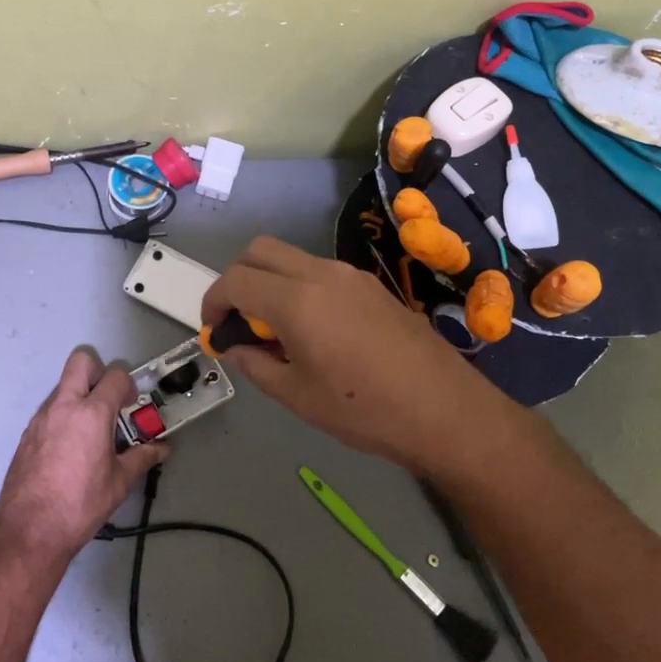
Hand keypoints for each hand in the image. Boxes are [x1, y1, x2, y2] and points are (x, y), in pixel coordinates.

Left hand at [0, 348, 168, 559]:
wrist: (30, 528)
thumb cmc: (81, 504)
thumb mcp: (119, 483)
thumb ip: (142, 458)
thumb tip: (162, 448)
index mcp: (92, 413)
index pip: (115, 376)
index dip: (128, 386)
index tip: (131, 406)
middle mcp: (64, 406)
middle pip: (81, 362)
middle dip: (98, 372)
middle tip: (108, 402)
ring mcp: (42, 417)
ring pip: (64, 387)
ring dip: (80, 397)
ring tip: (91, 433)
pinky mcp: (28, 432)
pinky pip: (50, 410)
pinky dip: (64, 417)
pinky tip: (70, 450)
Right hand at [201, 236, 495, 470]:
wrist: (447, 411)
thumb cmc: (365, 410)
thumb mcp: (297, 396)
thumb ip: (256, 365)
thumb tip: (236, 348)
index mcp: (296, 300)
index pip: (235, 280)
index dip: (213, 302)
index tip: (213, 329)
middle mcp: (321, 274)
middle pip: (260, 250)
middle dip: (237, 278)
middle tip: (238, 320)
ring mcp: (351, 275)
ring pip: (292, 258)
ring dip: (271, 281)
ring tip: (276, 331)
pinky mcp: (372, 285)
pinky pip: (320, 272)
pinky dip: (299, 287)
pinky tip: (313, 331)